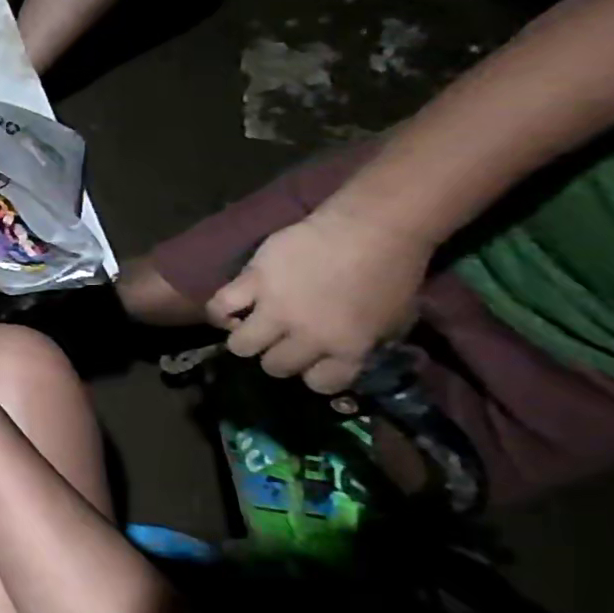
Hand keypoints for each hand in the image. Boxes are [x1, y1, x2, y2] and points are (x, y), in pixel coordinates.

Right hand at [206, 204, 432, 393]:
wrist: (370, 229)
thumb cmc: (390, 273)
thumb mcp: (393, 321)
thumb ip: (363, 344)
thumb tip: (339, 356)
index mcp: (347, 348)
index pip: (320, 384)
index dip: (314, 374)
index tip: (312, 361)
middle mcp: (307, 335)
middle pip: (275, 366)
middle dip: (276, 357)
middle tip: (278, 341)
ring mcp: (276, 308)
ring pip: (241, 345)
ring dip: (246, 339)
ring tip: (250, 326)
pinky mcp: (252, 282)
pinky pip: (220, 306)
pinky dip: (220, 312)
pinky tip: (229, 310)